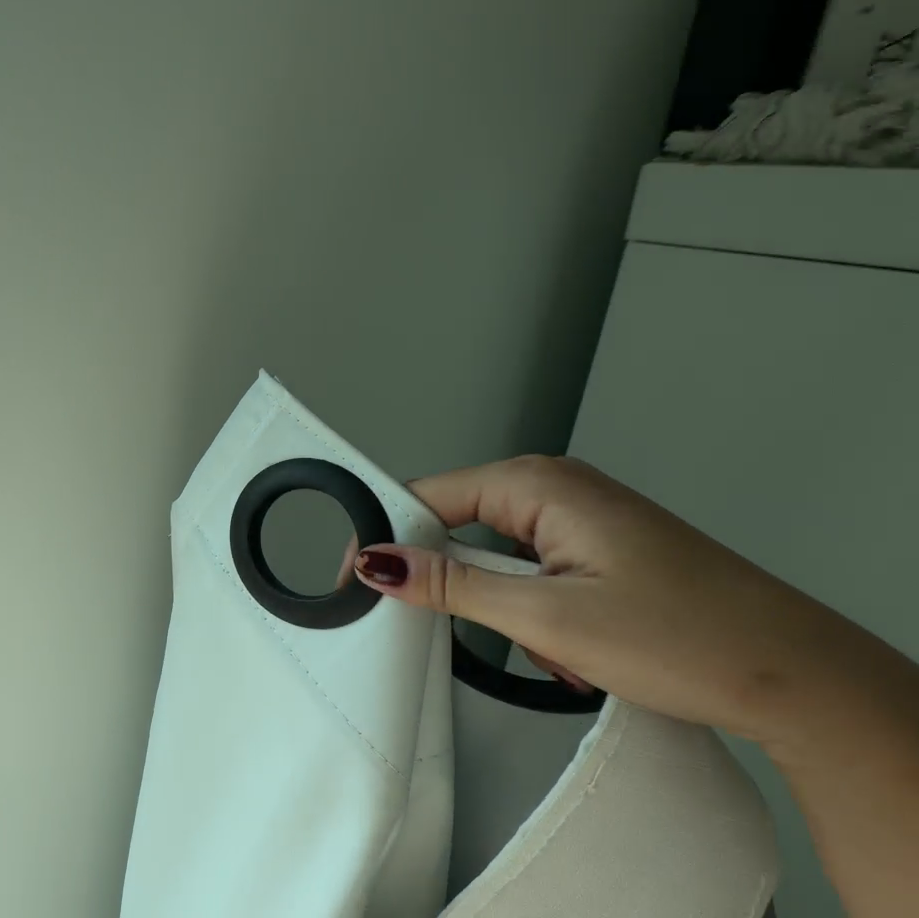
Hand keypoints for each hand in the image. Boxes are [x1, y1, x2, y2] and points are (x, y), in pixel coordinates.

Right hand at [350, 455, 918, 917]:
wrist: (807, 683)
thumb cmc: (693, 640)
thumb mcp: (547, 617)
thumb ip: (451, 585)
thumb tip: (379, 563)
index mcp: (538, 483)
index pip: (424, 497)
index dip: (386, 540)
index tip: (362, 583)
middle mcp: (555, 488)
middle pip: (456, 527)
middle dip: (463, 587)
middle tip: (492, 630)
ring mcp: (580, 518)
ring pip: (493, 558)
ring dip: (504, 609)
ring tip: (554, 648)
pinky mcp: (596, 549)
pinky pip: (528, 572)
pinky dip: (534, 612)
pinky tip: (573, 648)